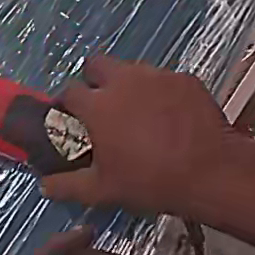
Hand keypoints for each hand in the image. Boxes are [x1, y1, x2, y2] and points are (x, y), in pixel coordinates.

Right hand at [41, 56, 245, 216]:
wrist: (210, 171)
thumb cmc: (151, 181)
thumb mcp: (103, 190)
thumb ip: (68, 185)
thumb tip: (44, 185)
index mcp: (98, 104)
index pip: (69, 91)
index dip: (67, 105)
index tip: (73, 120)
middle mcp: (125, 80)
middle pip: (97, 64)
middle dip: (95, 80)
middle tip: (104, 107)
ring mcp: (158, 76)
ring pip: (133, 70)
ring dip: (129, 86)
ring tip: (140, 114)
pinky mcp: (185, 78)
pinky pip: (164, 80)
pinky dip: (161, 93)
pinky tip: (171, 116)